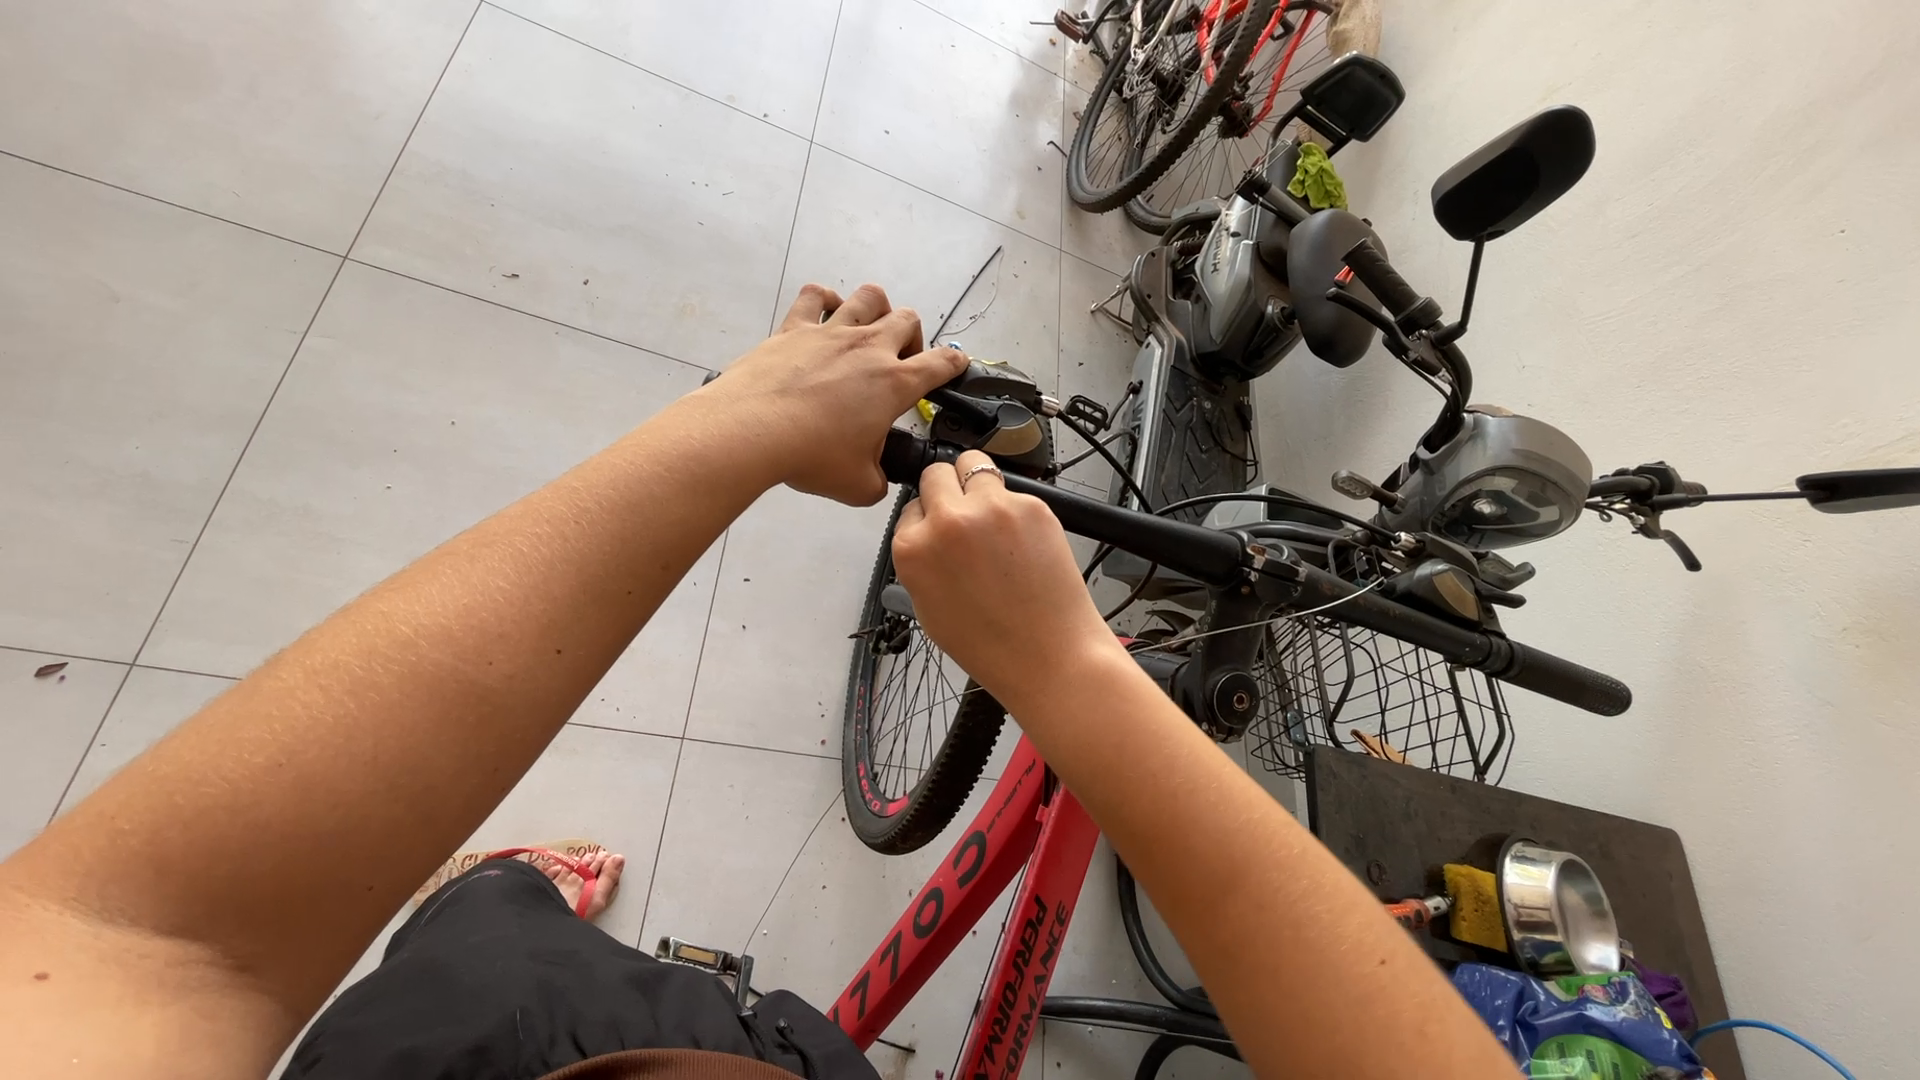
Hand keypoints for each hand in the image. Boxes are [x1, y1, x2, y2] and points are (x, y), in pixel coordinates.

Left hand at [700, 284, 966, 504]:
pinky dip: (825, 300)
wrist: (752, 432)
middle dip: (913, 338)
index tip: (957, 364)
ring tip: (869, 331)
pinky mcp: (794, 327)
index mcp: (894, 384)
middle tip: (900, 363)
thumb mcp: (859, 486)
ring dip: (877, 309)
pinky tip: (825, 313)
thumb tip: (877, 479)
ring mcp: (831, 332)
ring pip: (869, 297)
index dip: (955, 363)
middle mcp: (869, 348)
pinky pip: (815, 296)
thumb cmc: (811, 457)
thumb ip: (879, 481)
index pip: (941, 364)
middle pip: (908, 319)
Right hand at [890, 451, 1128, 710]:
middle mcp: (948, 520)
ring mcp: (992, 508)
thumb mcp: (927, 608)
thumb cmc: (991, 645)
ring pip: (975, 465)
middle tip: (964, 514)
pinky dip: (1016, 509)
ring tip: (994, 519)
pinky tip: (1023, 542)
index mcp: (913, 548)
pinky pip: (1015, 492)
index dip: (927, 519)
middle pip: (937, 473)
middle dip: (947, 490)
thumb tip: (925, 533)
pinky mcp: (1032, 505)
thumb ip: (921, 560)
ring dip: (979, 484)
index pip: (910, 507)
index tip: (941, 531)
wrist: (1048, 656)